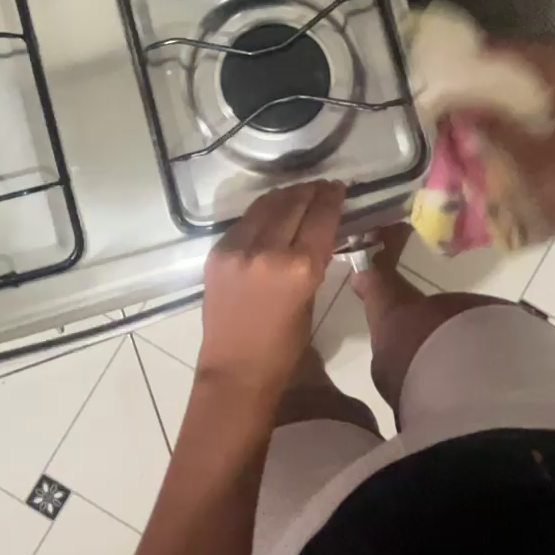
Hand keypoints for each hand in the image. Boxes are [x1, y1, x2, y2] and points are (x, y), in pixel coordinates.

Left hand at [197, 181, 345, 398]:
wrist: (235, 370)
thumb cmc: (283, 346)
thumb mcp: (310, 298)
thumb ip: (313, 260)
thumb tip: (317, 230)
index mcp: (300, 268)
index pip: (320, 218)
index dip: (331, 198)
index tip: (337, 187)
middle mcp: (268, 251)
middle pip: (293, 205)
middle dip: (309, 191)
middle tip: (320, 184)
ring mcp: (238, 249)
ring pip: (265, 206)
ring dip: (285, 195)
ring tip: (297, 190)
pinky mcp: (217, 252)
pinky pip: (244, 222)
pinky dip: (261, 212)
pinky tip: (271, 209)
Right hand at [470, 45, 554, 250]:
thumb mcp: (530, 160)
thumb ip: (498, 129)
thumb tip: (464, 107)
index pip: (545, 58)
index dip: (513, 50)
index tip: (484, 50)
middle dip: (523, 68)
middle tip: (490, 71)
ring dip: (536, 89)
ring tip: (503, 95)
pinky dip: (549, 107)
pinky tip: (528, 123)